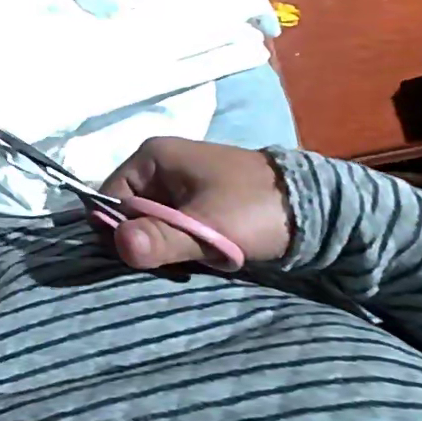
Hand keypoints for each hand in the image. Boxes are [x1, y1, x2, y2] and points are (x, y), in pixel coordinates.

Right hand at [100, 137, 291, 270]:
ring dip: (163, 248)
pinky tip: (198, 258)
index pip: (108, 200)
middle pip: (127, 214)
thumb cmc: (256, 208)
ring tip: (192, 261)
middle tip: (176, 264)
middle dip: (144, 243)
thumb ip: (163, 238)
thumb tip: (118, 245)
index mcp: (152, 157)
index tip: (148, 257)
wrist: (313, 209)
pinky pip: (168, 227)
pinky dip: (177, 245)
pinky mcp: (193, 201)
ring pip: (148, 224)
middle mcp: (158, 166)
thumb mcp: (208, 226)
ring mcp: (176, 183)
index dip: (120, 233)